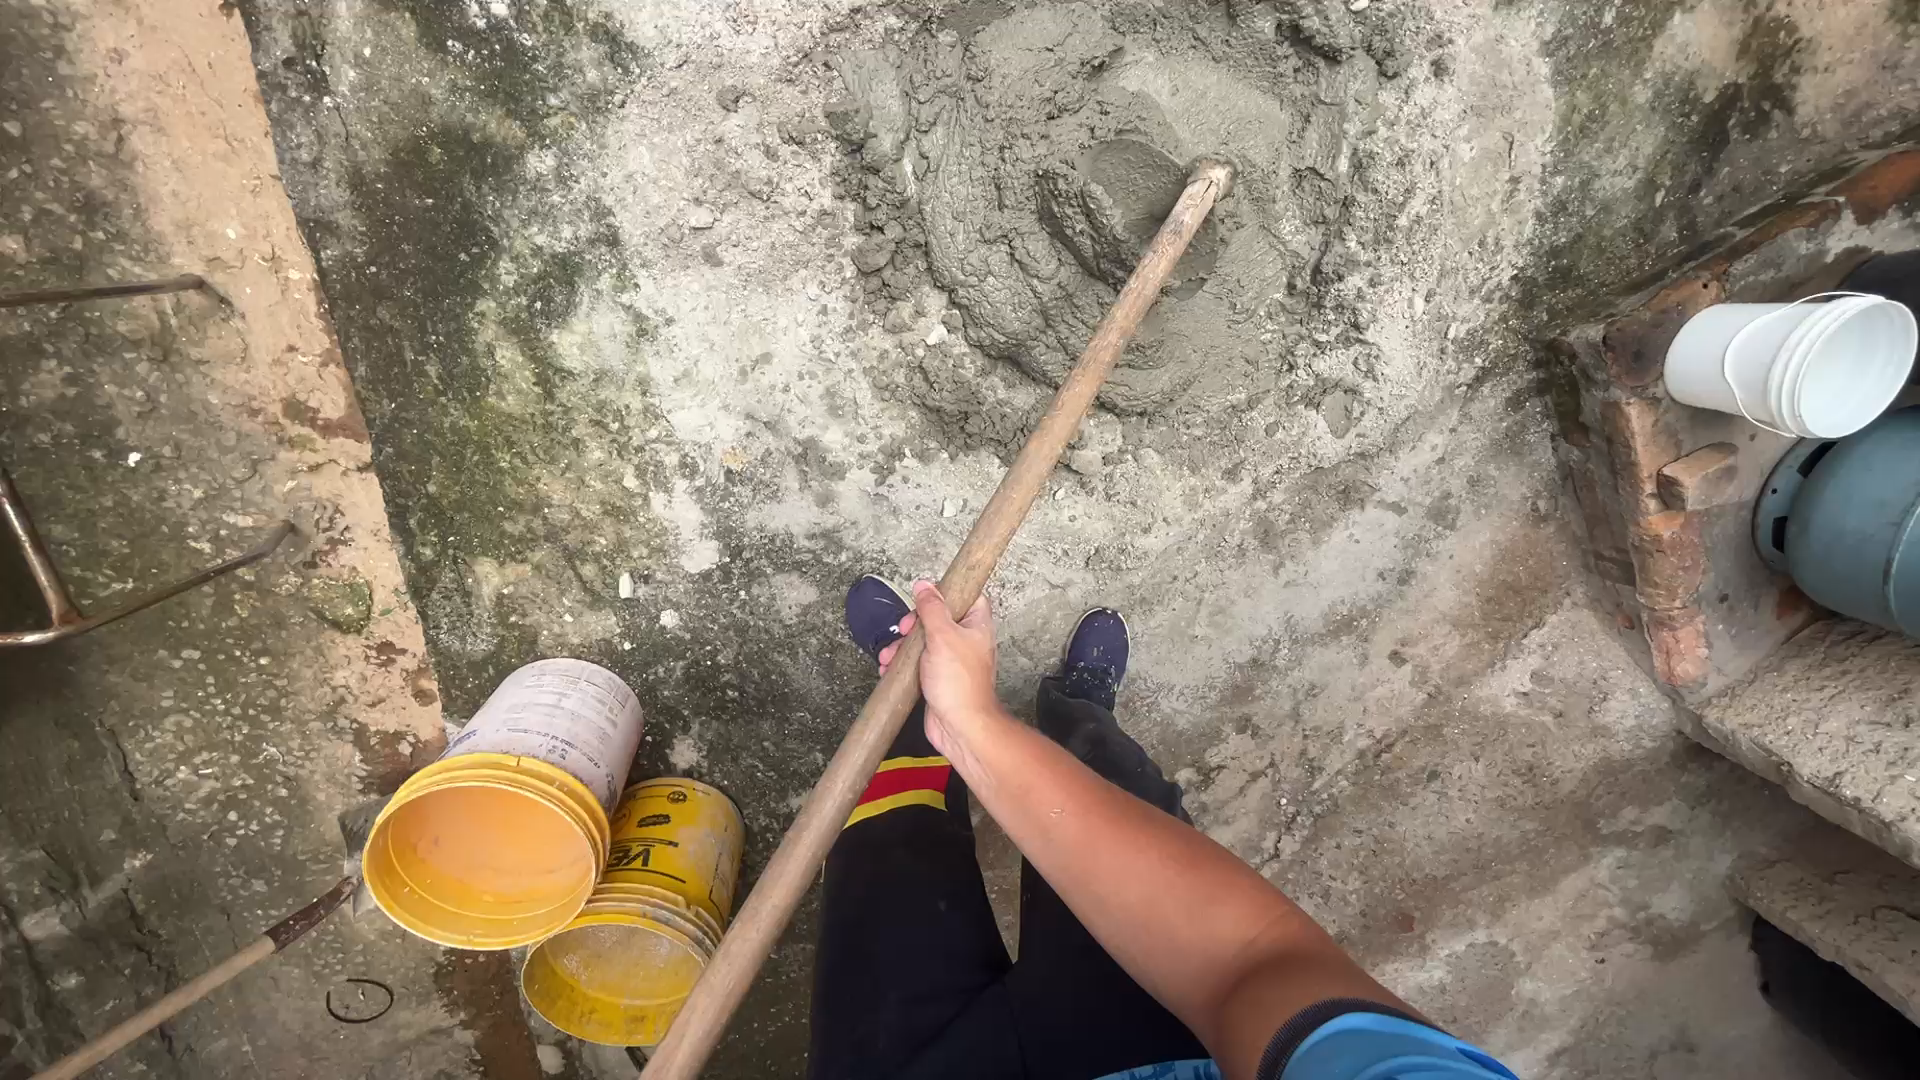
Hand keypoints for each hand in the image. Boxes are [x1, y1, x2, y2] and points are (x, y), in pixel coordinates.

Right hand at [878, 582, 1002, 754]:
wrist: (959, 726)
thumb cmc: (960, 684)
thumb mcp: (943, 636)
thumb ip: (932, 608)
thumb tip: (925, 586)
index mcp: (977, 625)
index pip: (967, 596)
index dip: (946, 593)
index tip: (926, 595)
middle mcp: (966, 640)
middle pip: (938, 618)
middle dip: (915, 623)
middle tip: (906, 629)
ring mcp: (951, 660)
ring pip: (923, 641)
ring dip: (902, 646)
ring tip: (891, 655)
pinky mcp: (937, 677)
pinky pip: (916, 663)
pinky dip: (902, 663)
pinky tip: (889, 668)